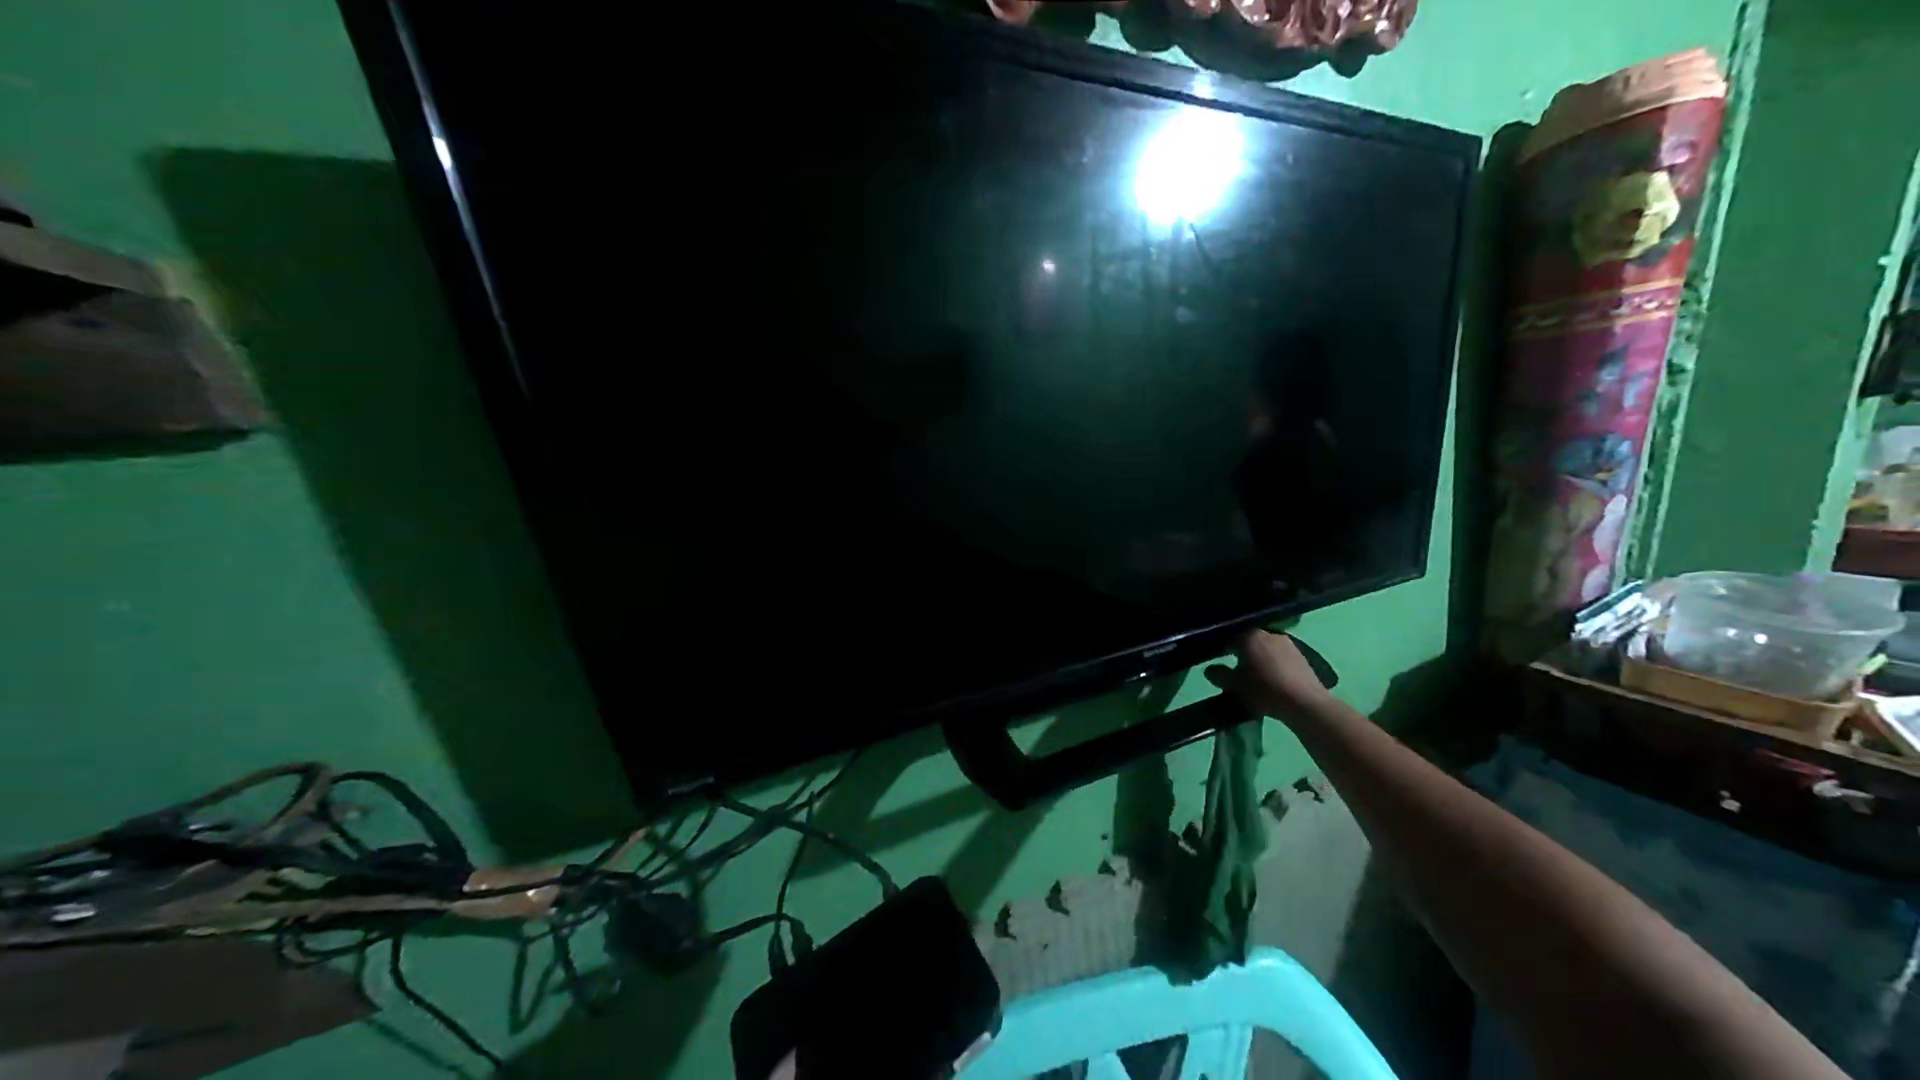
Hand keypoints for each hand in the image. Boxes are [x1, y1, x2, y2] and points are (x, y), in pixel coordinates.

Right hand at [1204, 630, 1334, 718]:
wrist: (1305, 703)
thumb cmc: (1264, 690)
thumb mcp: (1234, 686)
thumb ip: (1219, 675)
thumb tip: (1209, 669)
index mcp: (1249, 636)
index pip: (1229, 637)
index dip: (1221, 649)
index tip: (1218, 660)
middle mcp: (1268, 634)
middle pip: (1249, 641)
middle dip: (1242, 653)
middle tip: (1237, 670)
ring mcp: (1288, 643)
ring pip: (1266, 648)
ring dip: (1260, 659)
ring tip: (1257, 676)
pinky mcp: (1302, 656)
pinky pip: (1280, 657)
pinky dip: (1274, 665)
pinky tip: (1274, 679)